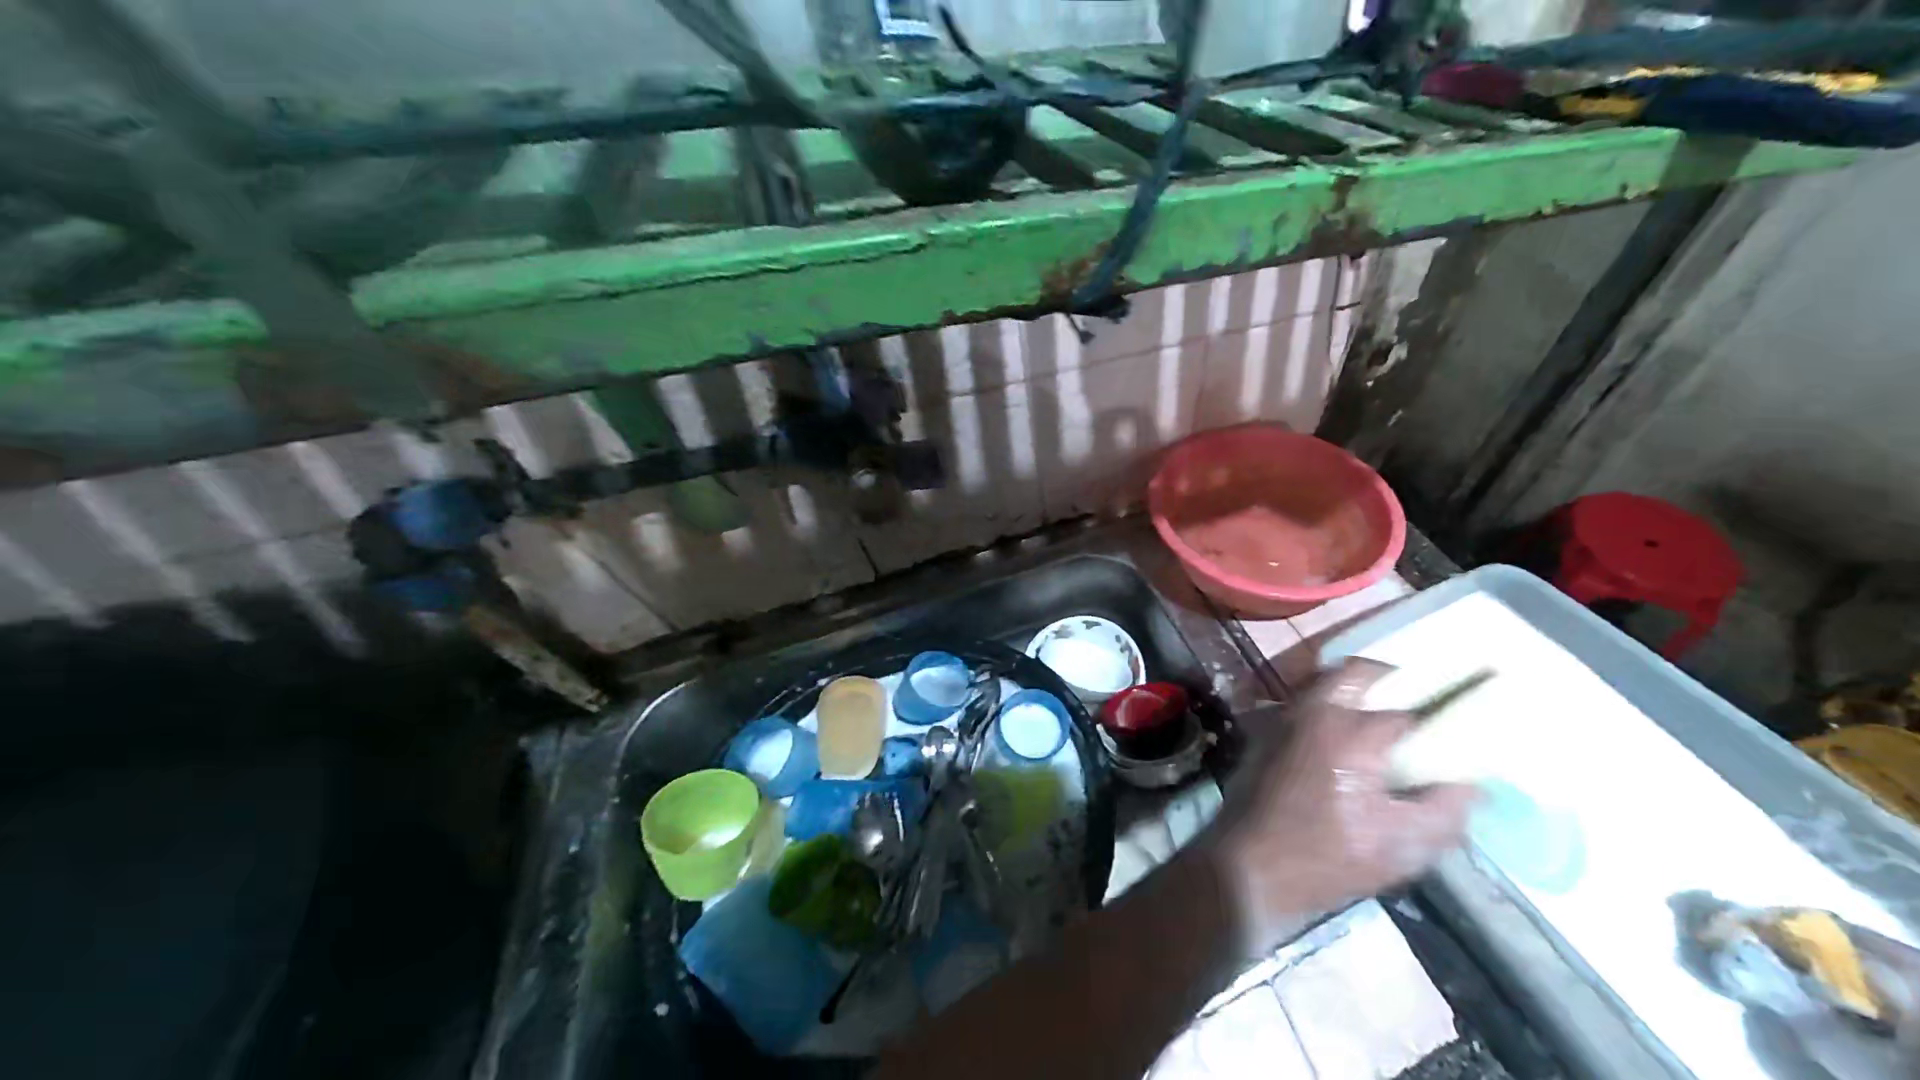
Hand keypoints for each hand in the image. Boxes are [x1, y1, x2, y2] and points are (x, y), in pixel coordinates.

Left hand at [1202, 658, 1475, 951]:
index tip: (1452, 726)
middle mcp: (1314, 713)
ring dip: (1350, 688)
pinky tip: (1339, 734)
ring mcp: (1283, 719)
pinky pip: (1299, 704)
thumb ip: (1444, 810)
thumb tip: (1468, 783)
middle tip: (1410, 695)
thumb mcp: (1403, 847)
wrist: (1250, 863)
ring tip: (1377, 712)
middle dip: (1387, 676)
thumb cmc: (1328, 857)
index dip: (1435, 720)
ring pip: (1321, 683)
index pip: (1408, 712)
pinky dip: (1323, 706)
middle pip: (1354, 672)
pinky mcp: (1263, 733)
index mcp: (1354, 734)